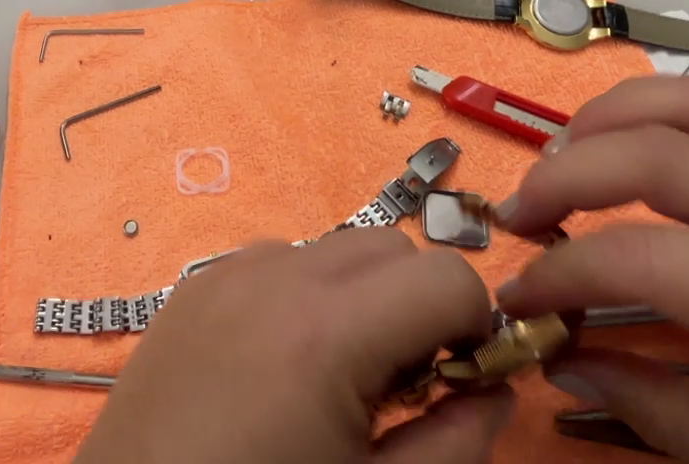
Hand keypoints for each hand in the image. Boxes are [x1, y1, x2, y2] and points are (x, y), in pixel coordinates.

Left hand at [75, 229, 513, 463]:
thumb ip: (456, 440)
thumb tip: (495, 384)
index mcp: (327, 332)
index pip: (447, 275)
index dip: (474, 325)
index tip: (460, 377)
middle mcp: (275, 277)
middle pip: (390, 248)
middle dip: (416, 304)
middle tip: (400, 382)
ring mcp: (225, 273)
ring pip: (333, 248)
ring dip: (358, 296)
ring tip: (335, 374)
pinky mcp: (193, 286)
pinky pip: (275, 261)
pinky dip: (301, 294)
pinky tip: (278, 362)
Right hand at [493, 76, 688, 463]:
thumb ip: (669, 413)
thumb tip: (566, 363)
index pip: (641, 258)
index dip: (559, 274)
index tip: (516, 297)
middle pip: (653, 153)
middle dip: (560, 177)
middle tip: (515, 218)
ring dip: (603, 120)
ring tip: (557, 160)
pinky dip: (658, 105)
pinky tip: (624, 141)